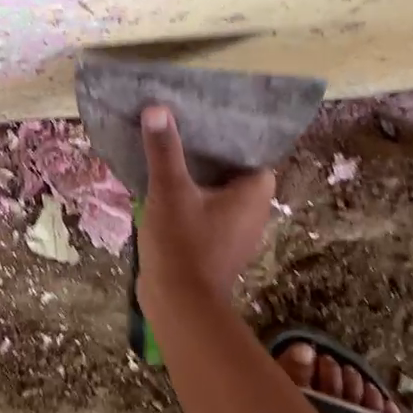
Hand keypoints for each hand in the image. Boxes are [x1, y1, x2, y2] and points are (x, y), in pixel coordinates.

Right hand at [135, 105, 276, 306]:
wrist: (179, 303)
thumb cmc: (183, 243)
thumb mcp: (169, 190)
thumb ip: (164, 149)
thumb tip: (157, 108)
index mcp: (252, 197)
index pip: (254, 156)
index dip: (234, 138)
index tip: (208, 119)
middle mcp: (251, 214)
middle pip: (234, 173)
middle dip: (211, 153)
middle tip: (182, 129)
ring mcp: (233, 233)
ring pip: (219, 193)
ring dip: (198, 175)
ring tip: (170, 151)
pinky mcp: (214, 246)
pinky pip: (206, 210)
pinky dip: (190, 196)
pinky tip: (163, 186)